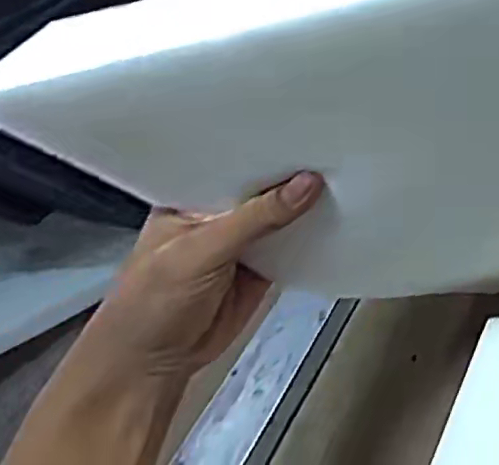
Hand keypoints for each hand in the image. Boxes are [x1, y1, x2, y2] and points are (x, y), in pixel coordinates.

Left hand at [5, 173, 324, 464]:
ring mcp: (245, 236)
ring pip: (287, 208)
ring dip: (312, 197)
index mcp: (192, 199)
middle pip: (268, 182)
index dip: (270, 145)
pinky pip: (300, 236)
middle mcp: (221, 213)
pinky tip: (344, 207)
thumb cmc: (147, 308)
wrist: (148, 371)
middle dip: (298, 168)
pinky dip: (319, 226)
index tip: (309, 126)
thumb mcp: (198, 254)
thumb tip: (310, 182)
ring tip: (351, 167)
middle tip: (339, 141)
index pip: (237, 160)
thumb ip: (256, 217)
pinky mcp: (268, 259)